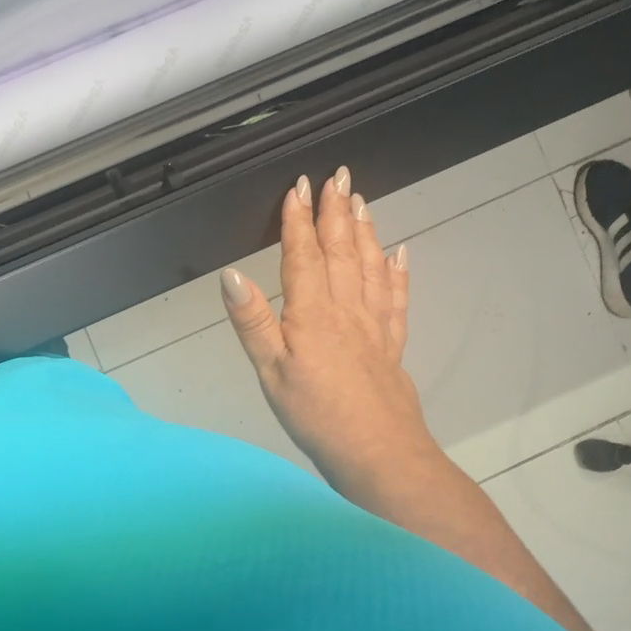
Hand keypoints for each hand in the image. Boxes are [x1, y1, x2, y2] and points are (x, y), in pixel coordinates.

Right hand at [219, 167, 437, 475]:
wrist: (380, 454)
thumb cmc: (315, 413)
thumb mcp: (270, 370)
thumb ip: (252, 321)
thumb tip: (231, 274)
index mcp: (312, 314)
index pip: (303, 257)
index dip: (299, 221)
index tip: (299, 187)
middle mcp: (347, 310)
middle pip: (341, 252)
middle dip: (336, 212)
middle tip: (338, 177)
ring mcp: (374, 326)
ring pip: (369, 266)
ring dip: (364, 231)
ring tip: (362, 201)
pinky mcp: (390, 344)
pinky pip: (395, 298)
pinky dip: (396, 271)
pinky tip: (398, 253)